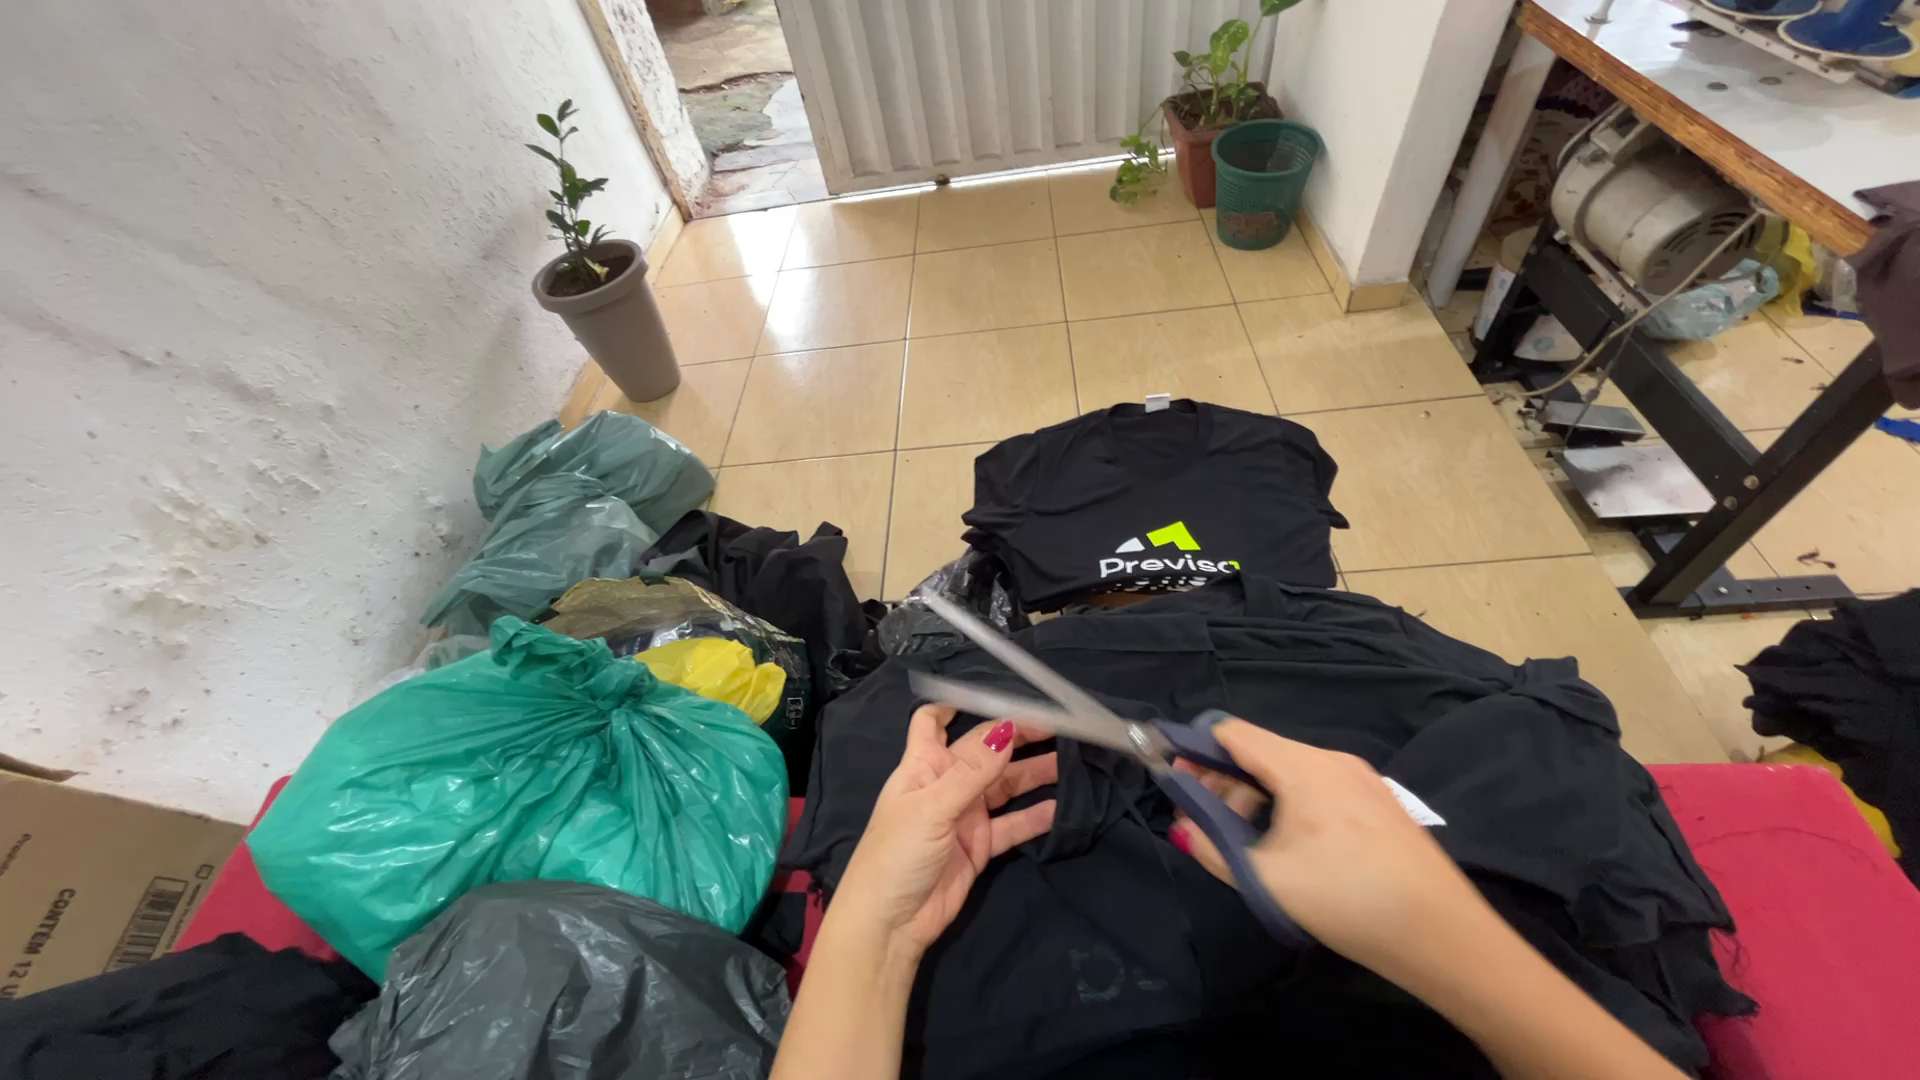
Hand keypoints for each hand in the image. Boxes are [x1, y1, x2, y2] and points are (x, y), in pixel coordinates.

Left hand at [836, 705, 1057, 954]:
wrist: (889, 925)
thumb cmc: (897, 853)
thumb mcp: (933, 807)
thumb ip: (973, 770)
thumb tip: (1007, 729)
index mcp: (924, 765)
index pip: (933, 722)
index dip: (956, 705)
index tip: (994, 695)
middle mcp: (946, 784)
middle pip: (984, 751)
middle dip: (1017, 737)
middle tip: (1059, 729)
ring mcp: (964, 815)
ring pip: (1004, 785)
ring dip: (1033, 773)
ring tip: (1071, 763)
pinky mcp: (980, 846)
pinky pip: (1013, 824)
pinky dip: (1035, 815)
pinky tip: (1062, 807)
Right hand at [1170, 719, 1492, 980]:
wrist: (1449, 939)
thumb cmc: (1349, 899)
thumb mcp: (1267, 879)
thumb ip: (1212, 848)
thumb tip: (1181, 827)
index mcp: (1303, 766)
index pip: (1232, 732)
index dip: (1196, 750)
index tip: (1175, 782)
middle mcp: (1331, 759)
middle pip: (1259, 752)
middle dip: (1223, 781)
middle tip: (1206, 823)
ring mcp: (1361, 779)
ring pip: (1288, 771)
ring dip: (1255, 797)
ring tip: (1247, 843)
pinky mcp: (1379, 803)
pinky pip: (1317, 787)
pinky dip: (1288, 804)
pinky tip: (1291, 847)